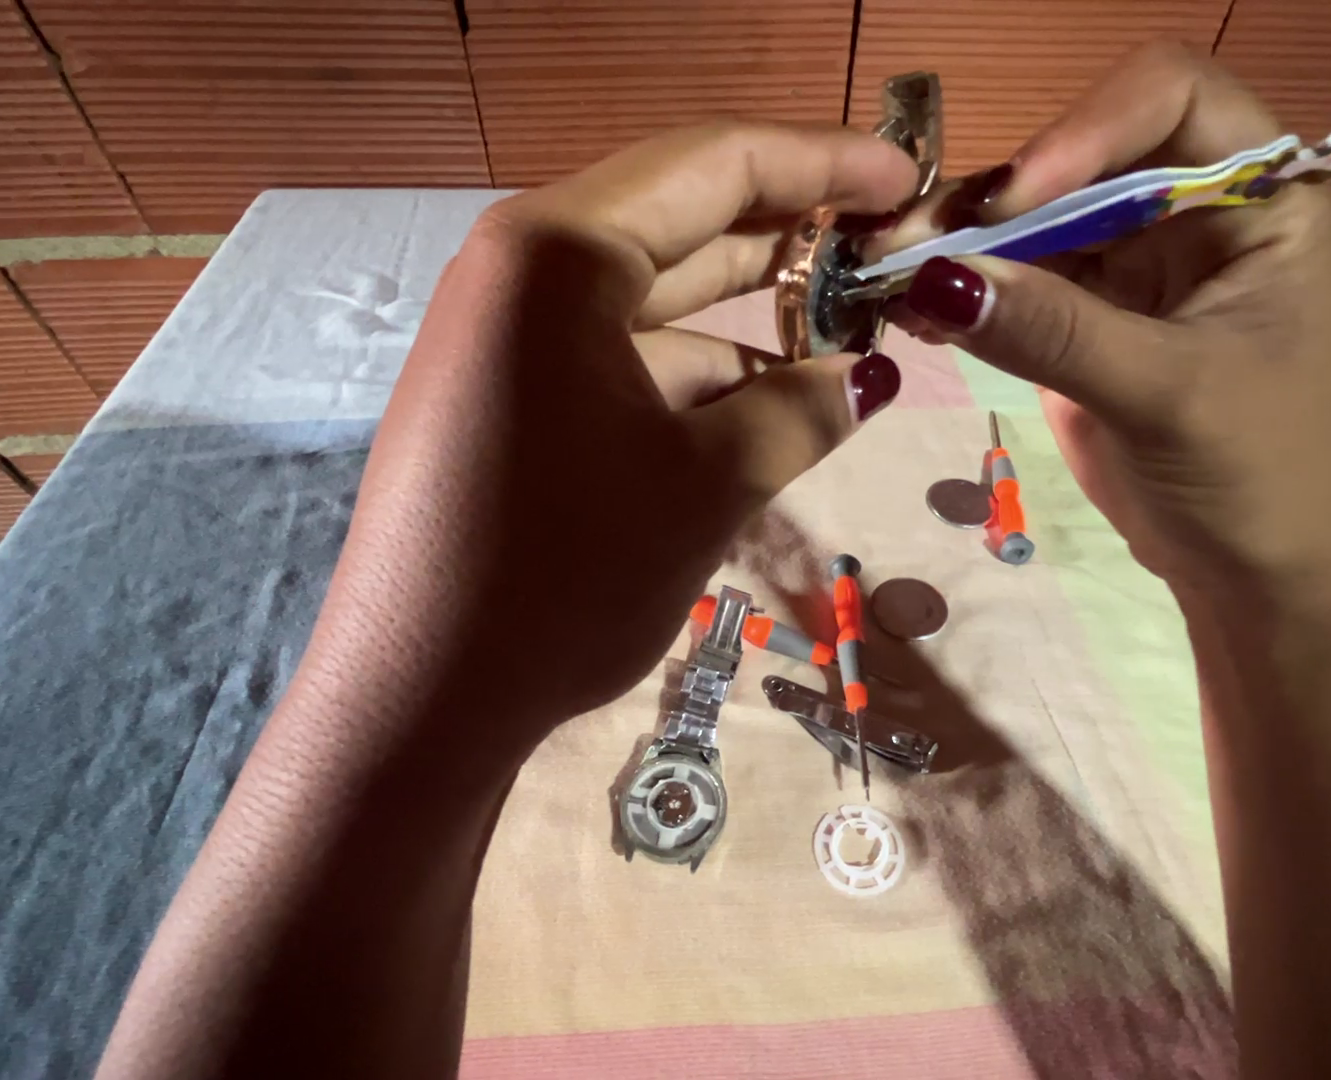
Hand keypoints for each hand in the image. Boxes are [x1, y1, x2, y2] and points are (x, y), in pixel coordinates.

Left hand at [321, 125, 917, 736]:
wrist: (425, 696)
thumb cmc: (566, 575)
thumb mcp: (709, 484)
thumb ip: (802, 411)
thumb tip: (868, 377)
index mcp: (558, 255)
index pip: (714, 167)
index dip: (824, 164)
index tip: (905, 177)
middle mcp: (521, 274)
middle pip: (682, 225)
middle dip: (791, 240)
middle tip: (887, 251)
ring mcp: (508, 340)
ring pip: (655, 304)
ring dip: (749, 323)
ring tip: (845, 340)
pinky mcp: (510, 401)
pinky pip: (623, 362)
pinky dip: (696, 378)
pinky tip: (764, 406)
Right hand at [879, 43, 1330, 593]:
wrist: (1261, 575)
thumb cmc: (1261, 476)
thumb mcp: (1165, 393)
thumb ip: (1052, 331)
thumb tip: (931, 278)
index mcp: (1258, 203)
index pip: (1172, 103)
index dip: (1087, 131)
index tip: (1012, 203)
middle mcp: (1189, 219)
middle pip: (1078, 166)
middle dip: (991, 202)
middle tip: (901, 242)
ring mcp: (1130, 276)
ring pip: (1034, 231)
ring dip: (961, 249)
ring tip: (886, 276)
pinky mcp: (1083, 329)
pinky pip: (1015, 292)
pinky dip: (964, 297)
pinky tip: (912, 310)